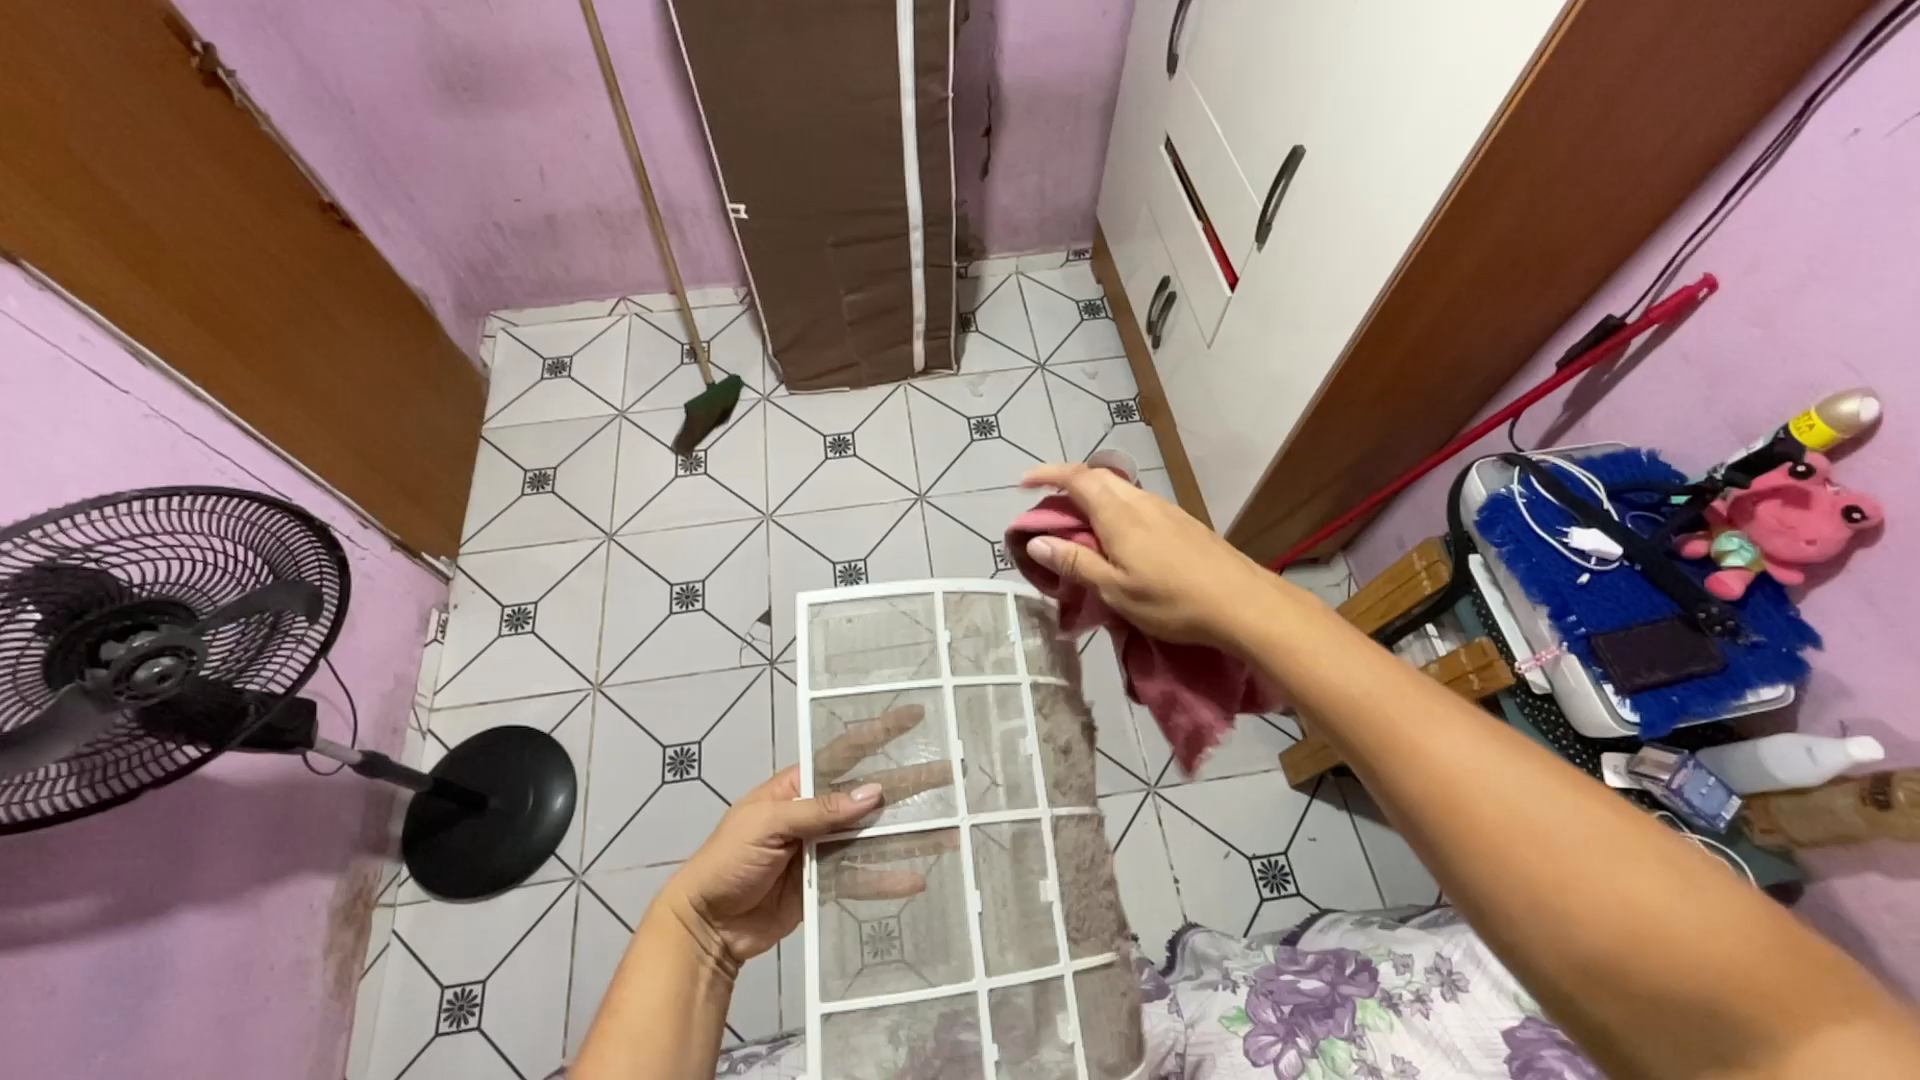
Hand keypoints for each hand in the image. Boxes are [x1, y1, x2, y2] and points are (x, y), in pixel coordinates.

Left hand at [657, 706, 956, 973]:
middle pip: (869, 796)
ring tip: (948, 831)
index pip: (845, 752)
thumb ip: (821, 810)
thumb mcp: (768, 824)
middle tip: (949, 776)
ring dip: (907, 834)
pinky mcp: (825, 885)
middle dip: (907, 785)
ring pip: (872, 837)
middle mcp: (816, 814)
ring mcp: (822, 850)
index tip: (915, 716)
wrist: (706, 926)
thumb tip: (875, 793)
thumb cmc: (727, 861)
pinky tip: (916, 878)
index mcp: (797, 787)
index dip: (880, 733)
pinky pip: (862, 877)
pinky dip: (887, 879)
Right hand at [1021, 463, 1302, 648]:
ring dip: (1092, 497)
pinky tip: (1118, 537)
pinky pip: (1137, 503)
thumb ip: (1075, 563)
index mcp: (1119, 514)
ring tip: (1078, 524)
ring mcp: (1166, 510)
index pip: (1076, 478)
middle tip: (1047, 507)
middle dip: (1067, 484)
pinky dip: (1114, 509)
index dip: (1047, 475)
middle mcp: (1141, 501)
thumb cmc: (1173, 601)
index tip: (1024, 483)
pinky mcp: (1183, 523)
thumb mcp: (1115, 590)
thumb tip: (1037, 540)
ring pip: (1120, 489)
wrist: (1243, 603)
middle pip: (1098, 477)